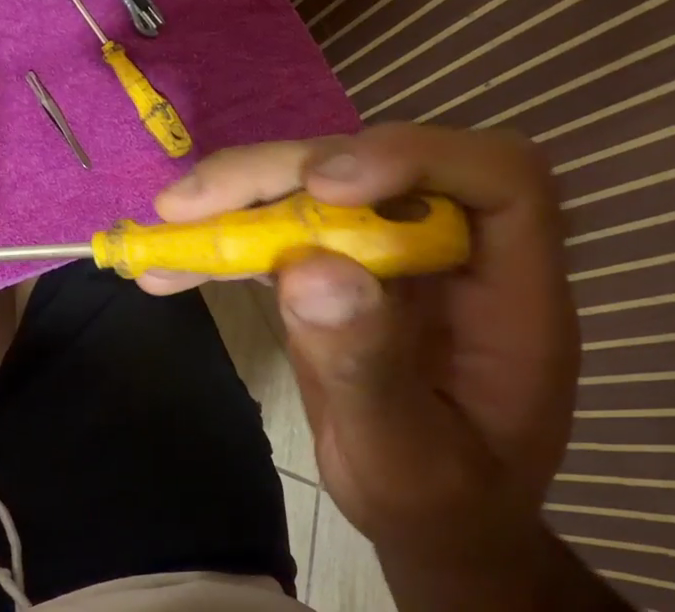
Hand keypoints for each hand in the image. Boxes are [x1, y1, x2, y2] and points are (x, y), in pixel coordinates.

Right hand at [149, 124, 578, 569]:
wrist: (425, 517)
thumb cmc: (440, 502)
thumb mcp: (408, 459)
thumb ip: (367, 369)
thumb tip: (308, 269)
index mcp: (508, 290)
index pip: (499, 178)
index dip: (415, 157)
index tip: (324, 187)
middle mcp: (446, 250)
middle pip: (374, 165)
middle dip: (279, 173)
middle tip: (191, 204)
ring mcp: (385, 251)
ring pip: (313, 183)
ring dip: (235, 194)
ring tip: (167, 221)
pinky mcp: (333, 261)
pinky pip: (277, 225)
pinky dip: (219, 238)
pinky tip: (166, 264)